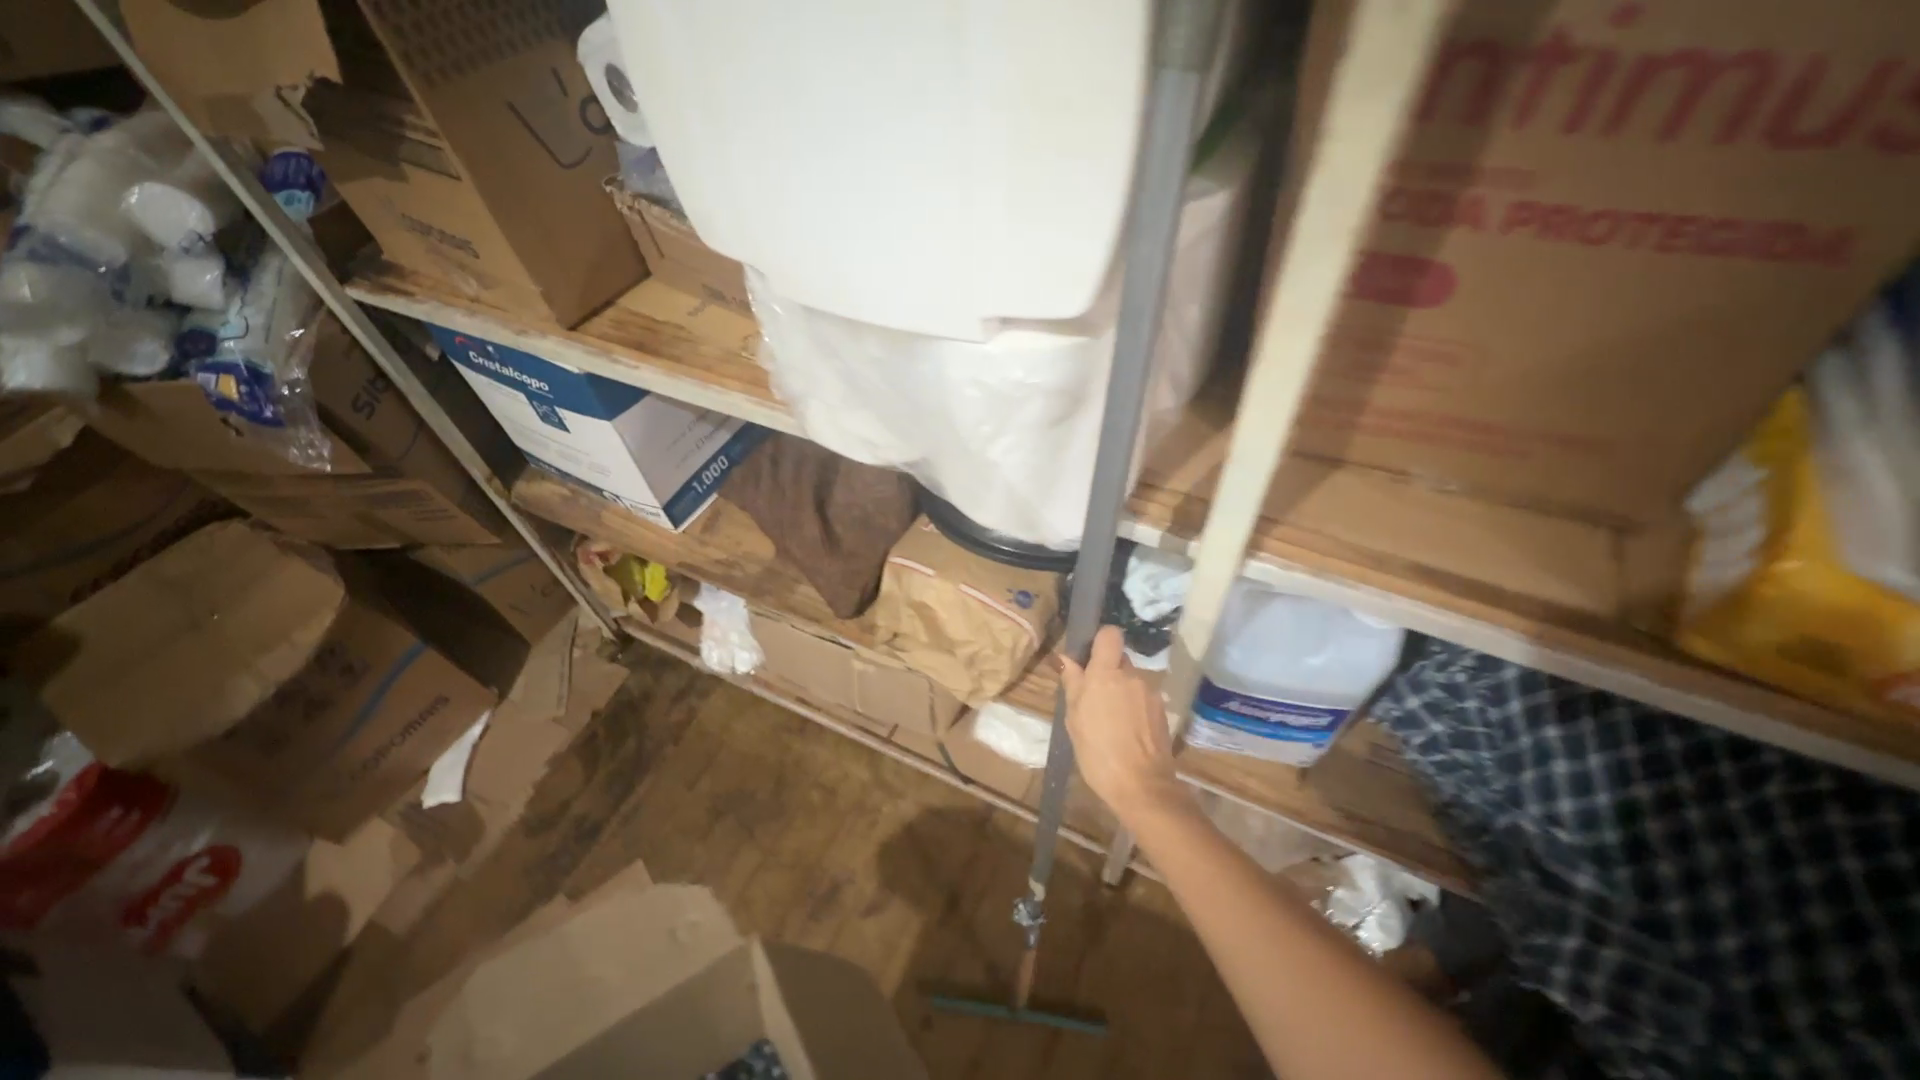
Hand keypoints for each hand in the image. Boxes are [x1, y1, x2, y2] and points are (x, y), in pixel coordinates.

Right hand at [1060, 625, 1188, 827]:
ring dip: (1121, 692)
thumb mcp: (1074, 718)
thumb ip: (1073, 684)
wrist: (1141, 785)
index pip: (1110, 634)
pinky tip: (1125, 732)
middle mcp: (1132, 676)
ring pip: (1131, 681)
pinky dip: (1133, 708)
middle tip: (1092, 700)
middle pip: (1119, 660)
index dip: (1099, 641)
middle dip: (1107, 673)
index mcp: (1107, 674)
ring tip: (1109, 722)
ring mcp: (1150, 693)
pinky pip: (1142, 699)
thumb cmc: (1097, 752)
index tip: (1088, 660)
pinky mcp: (1161, 710)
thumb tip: (1066, 659)